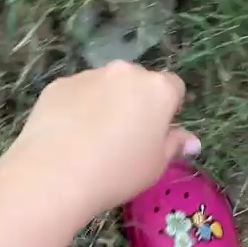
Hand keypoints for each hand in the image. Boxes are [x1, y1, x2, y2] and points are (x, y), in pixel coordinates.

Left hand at [0, 61, 198, 220]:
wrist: (56, 173)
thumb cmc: (118, 172)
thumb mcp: (155, 166)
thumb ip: (174, 145)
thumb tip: (192, 141)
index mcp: (157, 89)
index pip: (173, 87)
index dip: (168, 109)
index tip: (156, 132)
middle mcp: (125, 73)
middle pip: (137, 82)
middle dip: (135, 101)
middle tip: (124, 136)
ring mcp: (89, 75)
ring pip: (105, 85)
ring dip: (105, 102)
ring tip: (91, 139)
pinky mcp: (59, 84)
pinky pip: (76, 93)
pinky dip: (76, 107)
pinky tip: (67, 136)